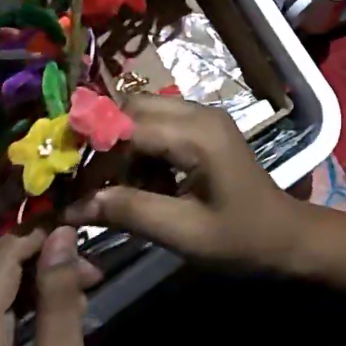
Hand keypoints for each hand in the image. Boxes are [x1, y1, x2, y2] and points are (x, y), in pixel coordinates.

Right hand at [61, 95, 309, 271]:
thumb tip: (73, 206)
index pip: (128, 125)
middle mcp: (200, 113)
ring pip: (143, 114)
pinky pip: (159, 126)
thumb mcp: (183, 232)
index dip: (91, 150)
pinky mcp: (204, 129)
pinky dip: (140, 150)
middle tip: (82, 185)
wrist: (285, 234)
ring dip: (121, 147)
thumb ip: (130, 211)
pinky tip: (142, 186)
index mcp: (198, 134)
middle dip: (102, 142)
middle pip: (133, 108)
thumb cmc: (240, 237)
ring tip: (112, 192)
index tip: (61, 180)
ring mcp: (204, 118)